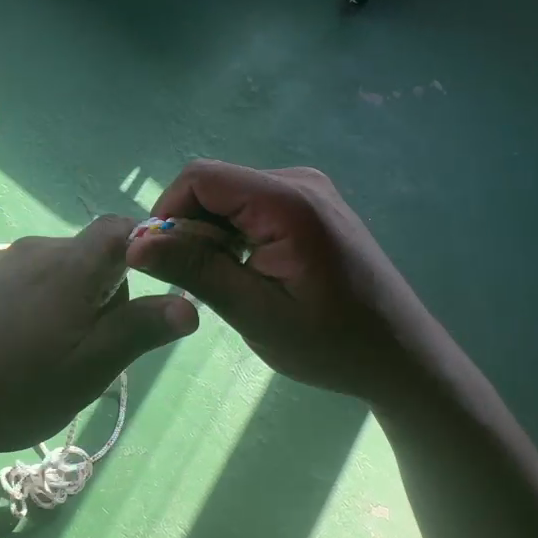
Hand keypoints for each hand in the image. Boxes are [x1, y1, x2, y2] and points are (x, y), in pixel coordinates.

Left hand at [0, 216, 197, 465]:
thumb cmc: (17, 387)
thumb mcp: (91, 367)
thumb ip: (140, 329)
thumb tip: (189, 303)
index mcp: (70, 263)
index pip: (120, 227)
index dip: (144, 249)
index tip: (148, 294)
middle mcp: (34, 250)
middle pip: (90, 255)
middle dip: (104, 294)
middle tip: (91, 352)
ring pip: (57, 273)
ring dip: (69, 305)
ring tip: (49, 360)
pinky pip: (24, 284)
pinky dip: (35, 309)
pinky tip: (15, 352)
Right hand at [126, 161, 448, 405]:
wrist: (403, 360)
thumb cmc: (331, 345)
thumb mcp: (254, 313)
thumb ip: (194, 270)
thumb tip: (134, 244)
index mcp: (288, 202)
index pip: (199, 178)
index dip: (167, 211)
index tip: (160, 260)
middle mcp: (299, 182)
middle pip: (213, 185)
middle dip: (189, 227)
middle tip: (195, 281)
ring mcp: (308, 191)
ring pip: (228, 196)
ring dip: (211, 234)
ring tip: (226, 282)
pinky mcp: (311, 205)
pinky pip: (250, 205)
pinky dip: (234, 235)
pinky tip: (248, 273)